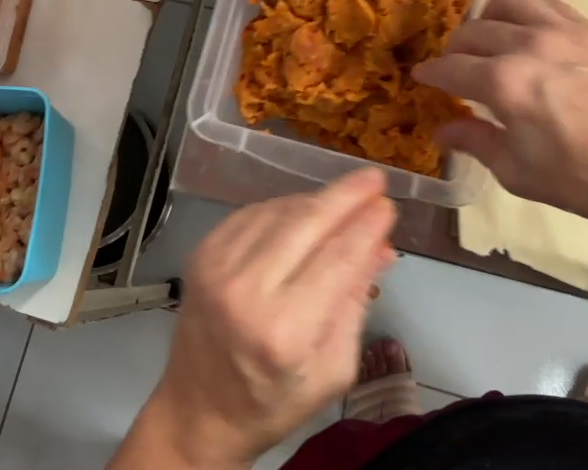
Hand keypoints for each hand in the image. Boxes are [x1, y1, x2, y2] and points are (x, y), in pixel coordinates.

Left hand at [117, 169, 395, 469]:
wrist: (199, 408)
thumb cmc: (273, 399)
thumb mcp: (333, 368)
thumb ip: (354, 303)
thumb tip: (380, 245)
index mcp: (284, 330)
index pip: (337, 259)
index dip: (366, 226)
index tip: (388, 205)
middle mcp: (246, 289)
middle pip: (306, 223)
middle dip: (345, 196)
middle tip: (374, 179)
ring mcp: (218, 265)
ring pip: (279, 211)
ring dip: (316, 200)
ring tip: (346, 199)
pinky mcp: (202, 252)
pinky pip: (253, 213)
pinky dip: (284, 208)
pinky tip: (306, 211)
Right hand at [413, 0, 587, 231]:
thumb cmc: (585, 181)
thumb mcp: (518, 172)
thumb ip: (475, 142)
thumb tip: (443, 130)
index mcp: (504, 82)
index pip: (451, 67)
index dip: (431, 74)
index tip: (422, 78)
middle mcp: (528, 44)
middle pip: (472, 32)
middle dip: (455, 51)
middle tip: (456, 72)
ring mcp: (563, 31)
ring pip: (507, 1)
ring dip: (489, 19)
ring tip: (491, 43)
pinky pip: (546, 4)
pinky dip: (527, 14)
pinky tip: (529, 38)